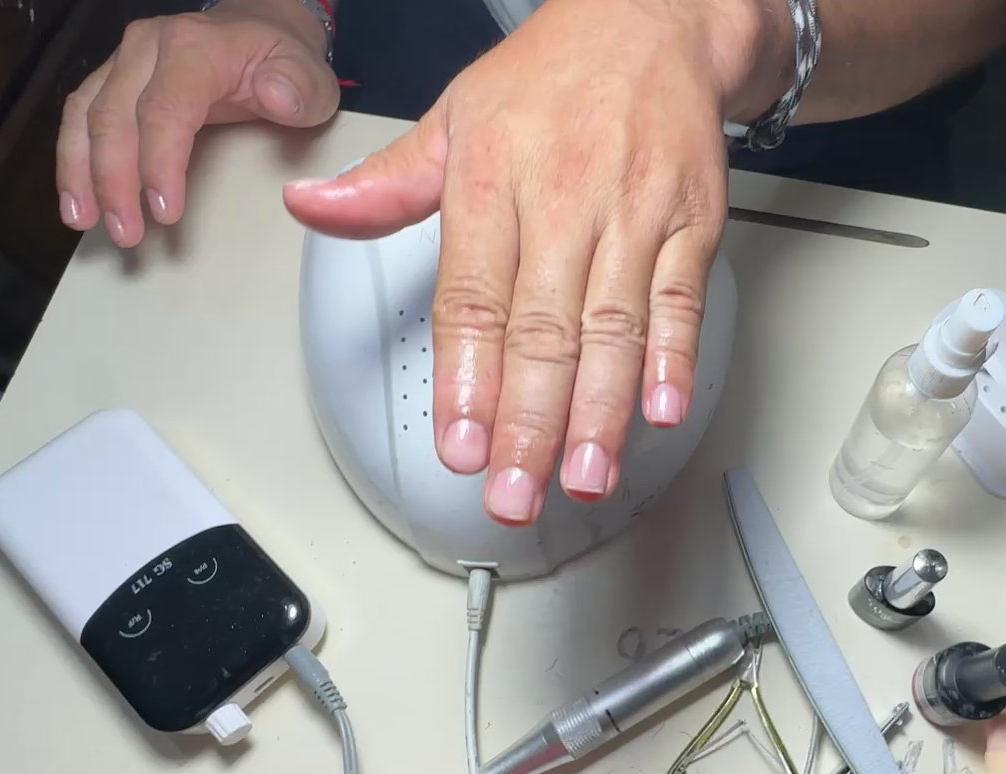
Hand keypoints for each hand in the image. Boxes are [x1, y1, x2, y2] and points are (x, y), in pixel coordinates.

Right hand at [59, 0, 337, 247]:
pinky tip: (81, 197)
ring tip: (82, 221)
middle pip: (114, 116)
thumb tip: (277, 99)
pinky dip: (77, 157)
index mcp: (193, 50)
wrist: (262, 29)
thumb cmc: (286, 61)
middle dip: (113, 179)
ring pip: (86, 115)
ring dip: (81, 172)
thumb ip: (294, 88)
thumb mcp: (307, 76)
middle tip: (125, 233)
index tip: (164, 210)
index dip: (159, 162)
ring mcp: (127, 63)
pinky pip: (85, 117)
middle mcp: (146, 50)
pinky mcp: (119, 80)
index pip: (164, 109)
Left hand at [283, 0, 788, 523]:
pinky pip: (681, 300)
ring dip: (598, 412)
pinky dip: (673, 359)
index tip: (461, 447)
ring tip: (583, 476)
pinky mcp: (692, 226)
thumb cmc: (555, 78)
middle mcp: (565, 200)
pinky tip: (660, 412)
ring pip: (612, 328)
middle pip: (542, 331)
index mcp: (493, 177)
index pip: (472, 299)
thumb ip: (392, 181)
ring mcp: (634, 214)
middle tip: (516, 495)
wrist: (655, 19)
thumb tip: (313, 206)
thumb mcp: (457, 113)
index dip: (466, 380)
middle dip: (528, 423)